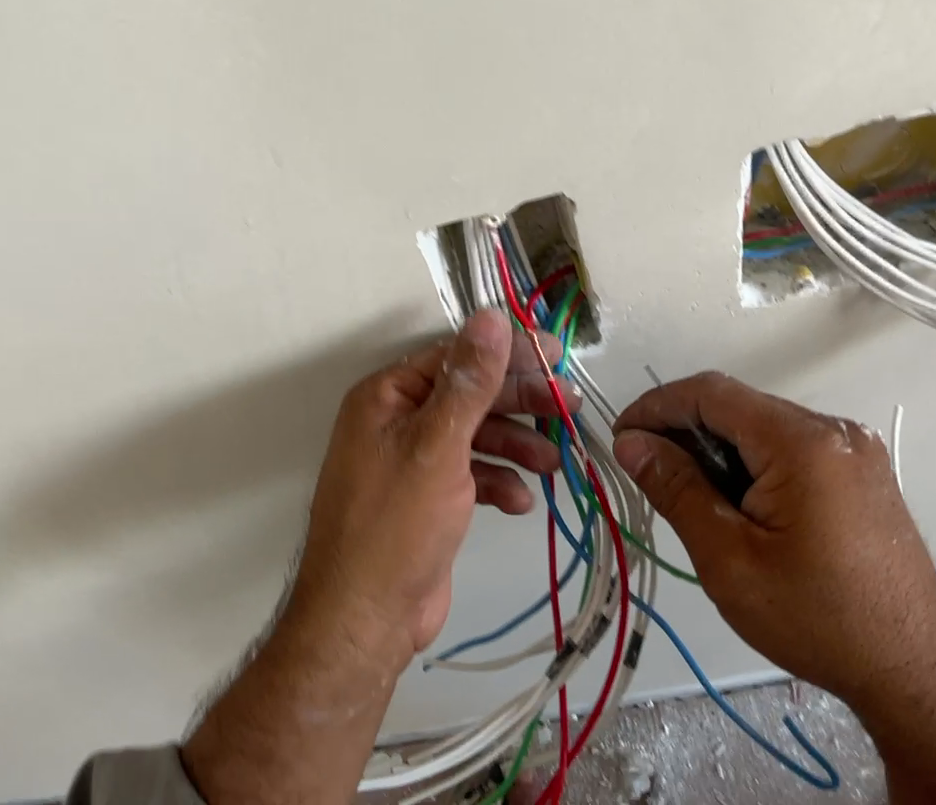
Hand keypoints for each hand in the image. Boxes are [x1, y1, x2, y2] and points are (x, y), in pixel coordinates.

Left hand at [287, 309, 574, 663]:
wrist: (366, 618)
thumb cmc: (396, 524)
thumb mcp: (437, 445)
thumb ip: (469, 382)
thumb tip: (490, 316)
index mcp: (387, 397)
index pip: (454, 357)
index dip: (505, 353)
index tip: (554, 356)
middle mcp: (396, 421)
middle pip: (468, 395)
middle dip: (518, 402)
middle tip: (568, 406)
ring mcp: (411, 462)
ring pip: (474, 436)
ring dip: (514, 445)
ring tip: (553, 462)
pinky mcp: (427, 499)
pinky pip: (469, 474)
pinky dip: (496, 481)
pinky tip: (520, 501)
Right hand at [612, 374, 935, 803]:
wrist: (913, 675)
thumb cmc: (815, 618)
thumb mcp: (729, 559)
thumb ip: (677, 489)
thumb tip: (630, 441)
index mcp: (803, 442)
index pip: (711, 393)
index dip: (656, 406)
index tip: (620, 438)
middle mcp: (834, 431)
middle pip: (738, 406)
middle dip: (683, 429)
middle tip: (646, 473)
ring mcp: (854, 451)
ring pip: (762, 426)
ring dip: (716, 448)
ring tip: (687, 495)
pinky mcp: (862, 474)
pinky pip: (790, 447)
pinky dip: (750, 462)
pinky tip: (735, 503)